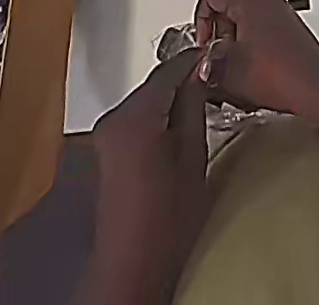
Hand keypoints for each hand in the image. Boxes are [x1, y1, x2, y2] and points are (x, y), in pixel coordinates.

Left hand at [79, 49, 209, 303]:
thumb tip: (200, 71)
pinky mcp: (104, 149)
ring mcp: (104, 134)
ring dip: (168, 99)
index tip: (214, 53)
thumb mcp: (192, 152)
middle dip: (180, 80)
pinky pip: (135, 118)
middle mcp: (113, 118)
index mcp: (135, 116)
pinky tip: (174, 128)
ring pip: (145, 101)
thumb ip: (193, 103)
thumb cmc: (169, 214)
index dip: (192, 60)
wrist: (133, 264)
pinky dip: (155, 116)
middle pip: (153, 85)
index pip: (167, 71)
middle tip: (210, 80)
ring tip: (197, 103)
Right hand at [194, 0, 318, 114]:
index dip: (200, 21)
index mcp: (250, 0)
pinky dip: (249, 41)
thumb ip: (208, 62)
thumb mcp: (231, 70)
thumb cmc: (283, 73)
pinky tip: (250, 66)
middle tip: (217, 56)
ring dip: (233, 39)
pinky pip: (259, 24)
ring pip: (243, 15)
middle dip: (218, 33)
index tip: (203, 43)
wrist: (315, 86)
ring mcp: (279, 9)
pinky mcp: (287, 23)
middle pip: (227, 4)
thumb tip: (203, 63)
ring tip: (235, 65)